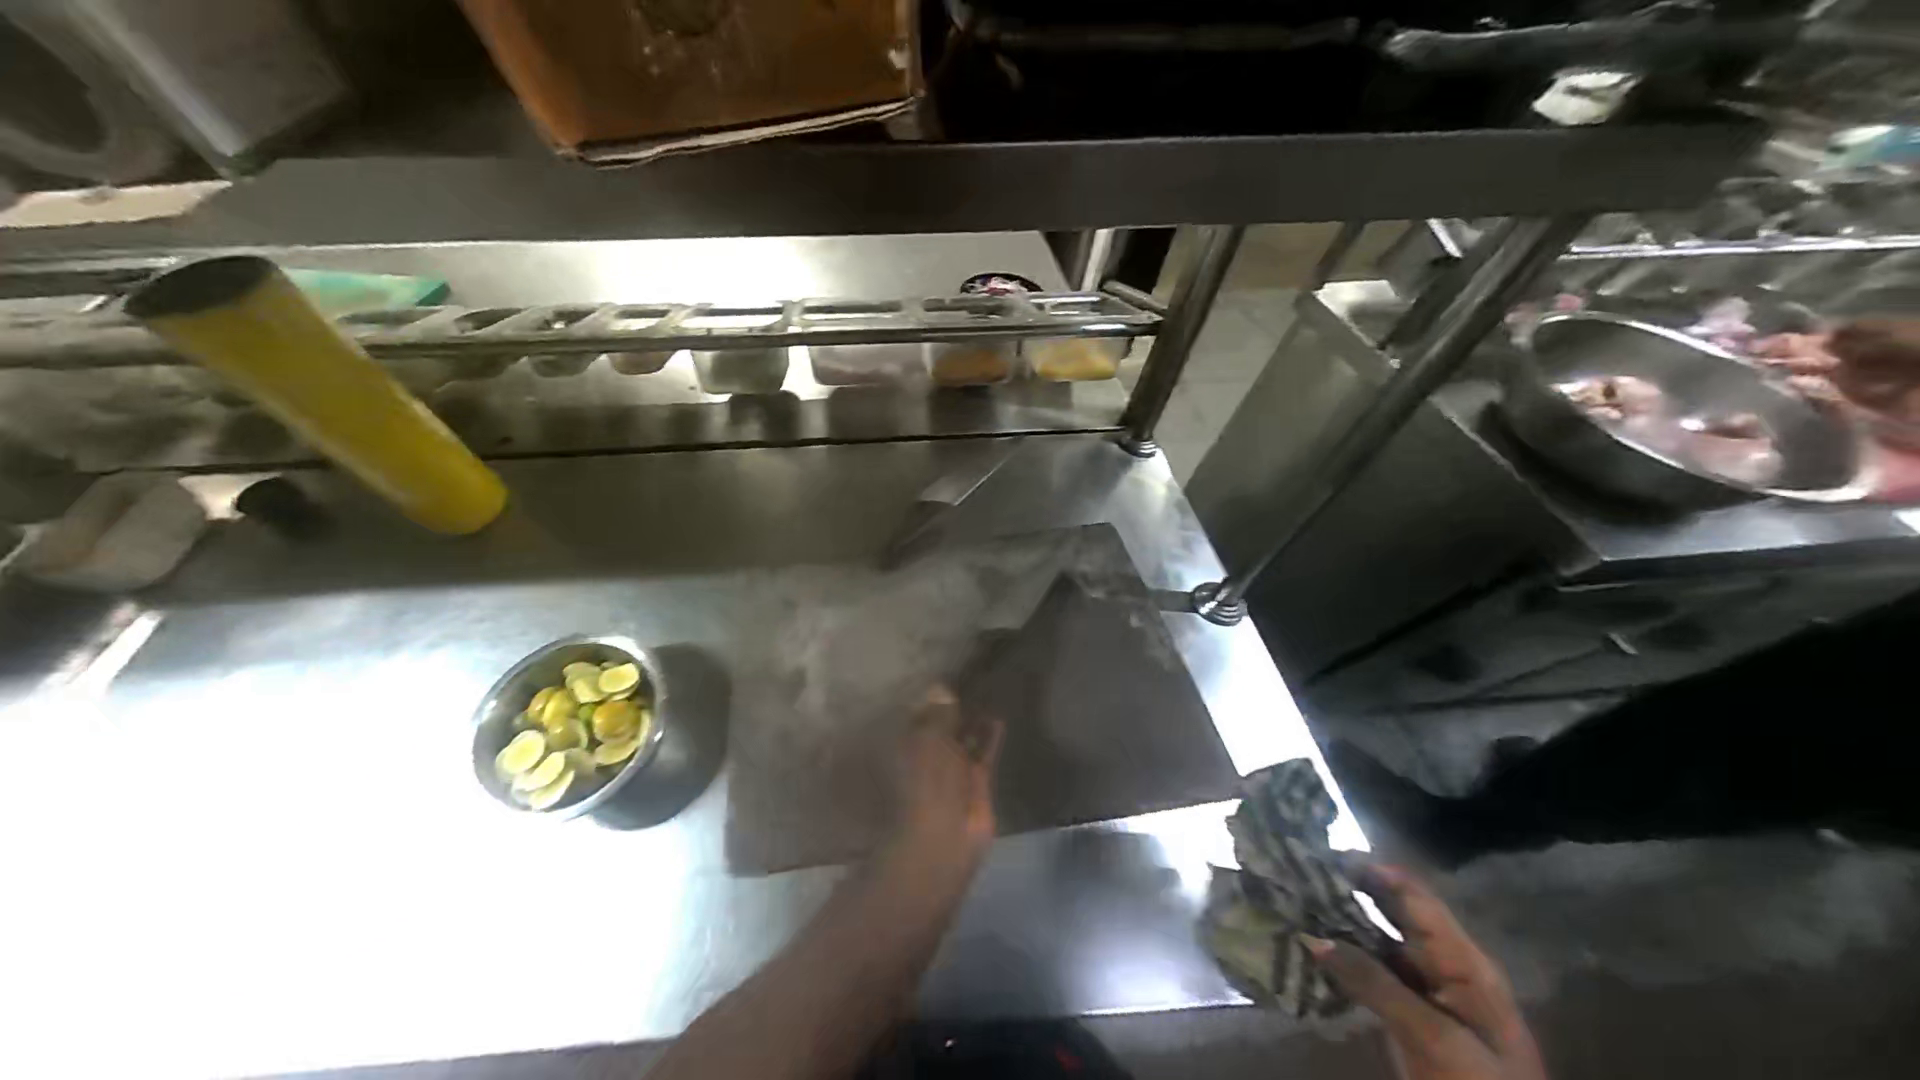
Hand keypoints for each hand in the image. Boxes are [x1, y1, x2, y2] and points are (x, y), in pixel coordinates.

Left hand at [886, 685, 1003, 875]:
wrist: (944, 835)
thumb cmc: (927, 781)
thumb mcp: (929, 739)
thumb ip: (938, 713)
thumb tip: (940, 687)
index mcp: (908, 744)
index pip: (918, 714)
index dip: (929, 698)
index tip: (944, 676)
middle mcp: (928, 753)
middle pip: (940, 726)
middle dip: (951, 709)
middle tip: (970, 678)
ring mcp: (953, 768)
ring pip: (963, 737)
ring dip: (972, 720)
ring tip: (989, 692)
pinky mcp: (976, 780)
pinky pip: (983, 751)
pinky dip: (989, 736)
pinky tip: (998, 717)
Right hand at [1306, 866, 1545, 1079]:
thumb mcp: (1436, 1039)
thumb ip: (1376, 985)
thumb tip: (1314, 936)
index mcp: (1463, 961)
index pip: (1415, 897)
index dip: (1373, 870)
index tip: (1324, 853)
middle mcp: (1442, 966)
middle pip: (1392, 913)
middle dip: (1348, 891)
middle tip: (1297, 873)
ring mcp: (1424, 992)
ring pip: (1375, 942)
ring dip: (1338, 923)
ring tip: (1293, 902)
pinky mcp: (1406, 1016)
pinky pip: (1368, 974)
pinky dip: (1339, 958)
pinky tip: (1306, 947)